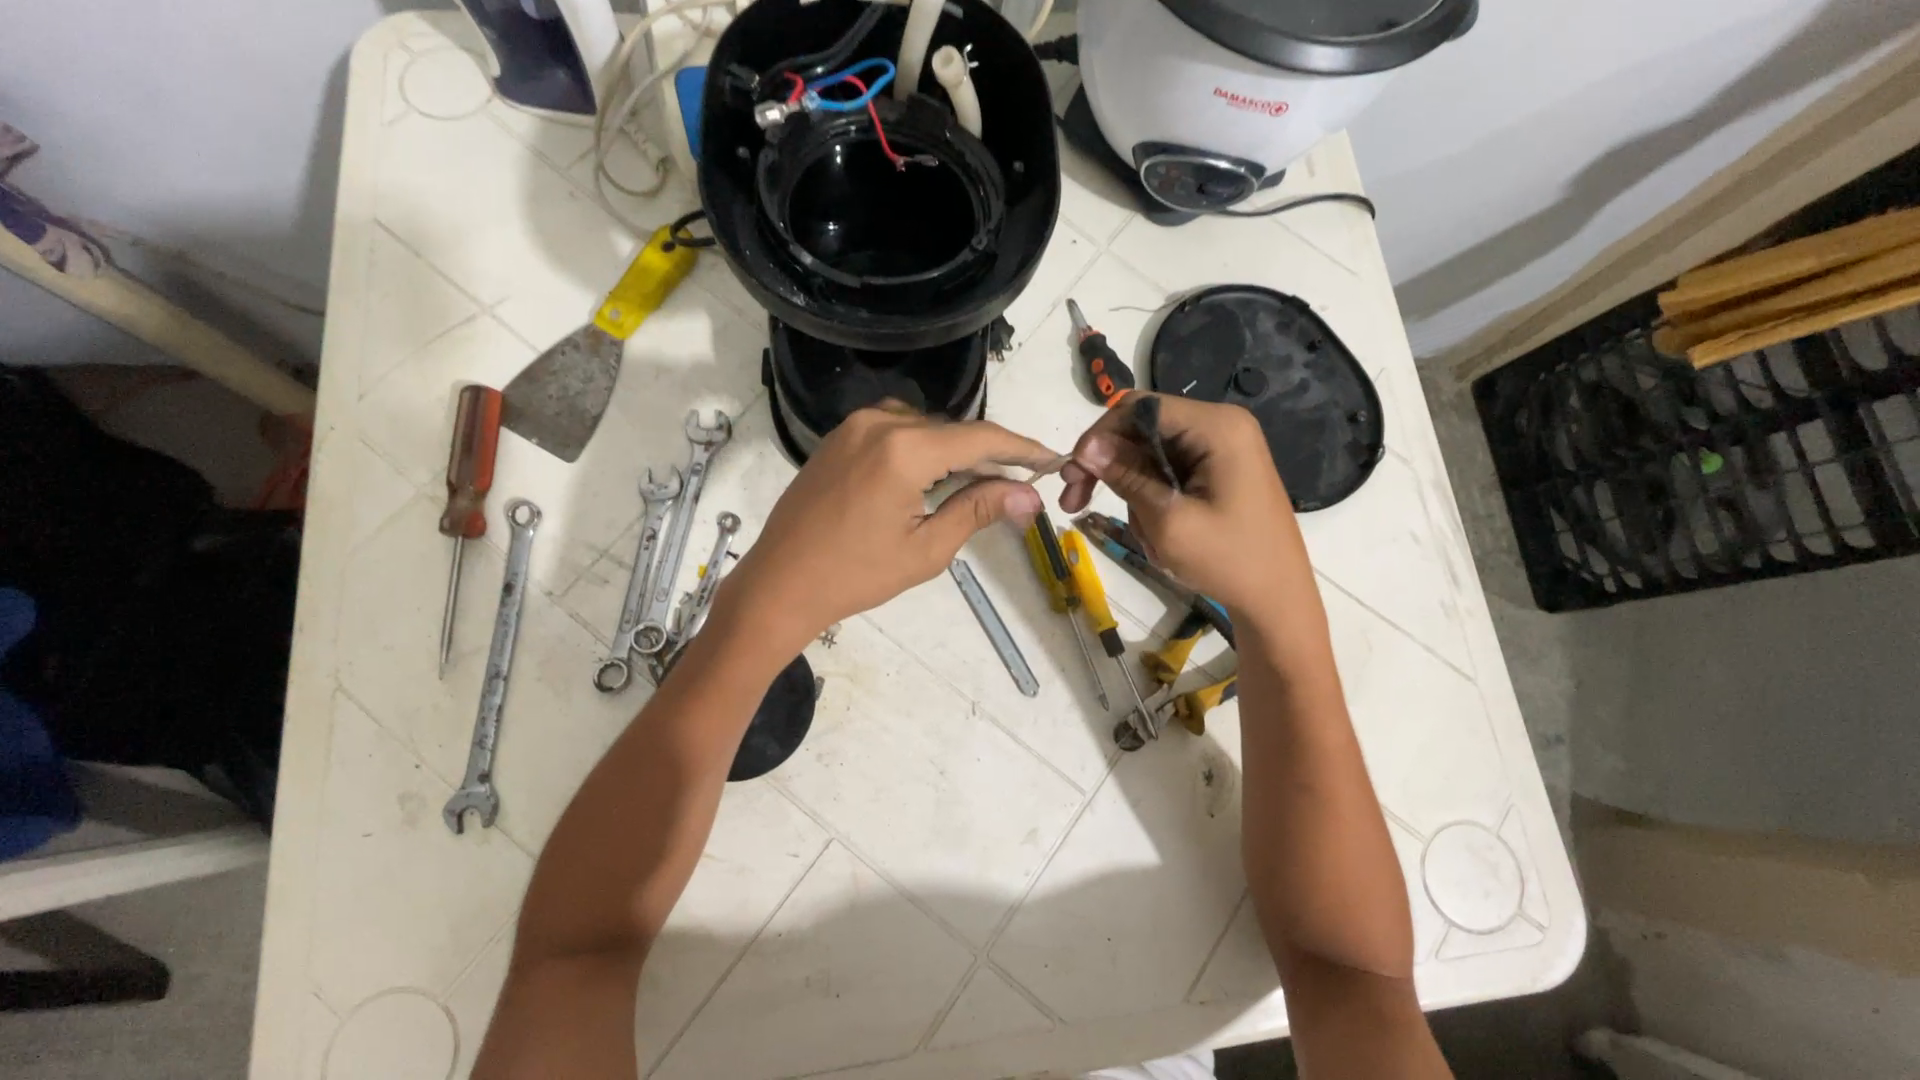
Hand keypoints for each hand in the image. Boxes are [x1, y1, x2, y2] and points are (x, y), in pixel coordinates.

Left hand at [723, 405, 1056, 651]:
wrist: (779, 583)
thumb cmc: (855, 575)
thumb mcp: (926, 549)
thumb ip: (978, 510)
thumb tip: (1029, 495)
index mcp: (903, 449)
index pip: (980, 439)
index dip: (1022, 449)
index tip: (1053, 460)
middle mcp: (879, 422)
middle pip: (952, 430)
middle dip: (988, 455)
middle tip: (1020, 485)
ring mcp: (854, 426)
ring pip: (925, 428)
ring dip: (954, 452)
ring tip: (979, 486)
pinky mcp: (839, 437)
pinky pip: (895, 431)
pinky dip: (922, 449)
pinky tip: (932, 479)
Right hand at [1058, 393, 1305, 618]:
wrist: (1278, 598)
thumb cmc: (1229, 560)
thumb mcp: (1168, 520)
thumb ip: (1126, 477)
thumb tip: (1086, 447)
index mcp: (1217, 427)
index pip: (1140, 407)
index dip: (1100, 435)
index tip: (1073, 473)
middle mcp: (1220, 426)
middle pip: (1142, 428)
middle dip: (1109, 465)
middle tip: (1073, 502)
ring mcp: (1221, 449)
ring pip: (1150, 453)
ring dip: (1132, 491)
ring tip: (1145, 535)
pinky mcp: (1218, 470)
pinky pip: (1168, 471)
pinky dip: (1152, 498)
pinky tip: (1156, 532)